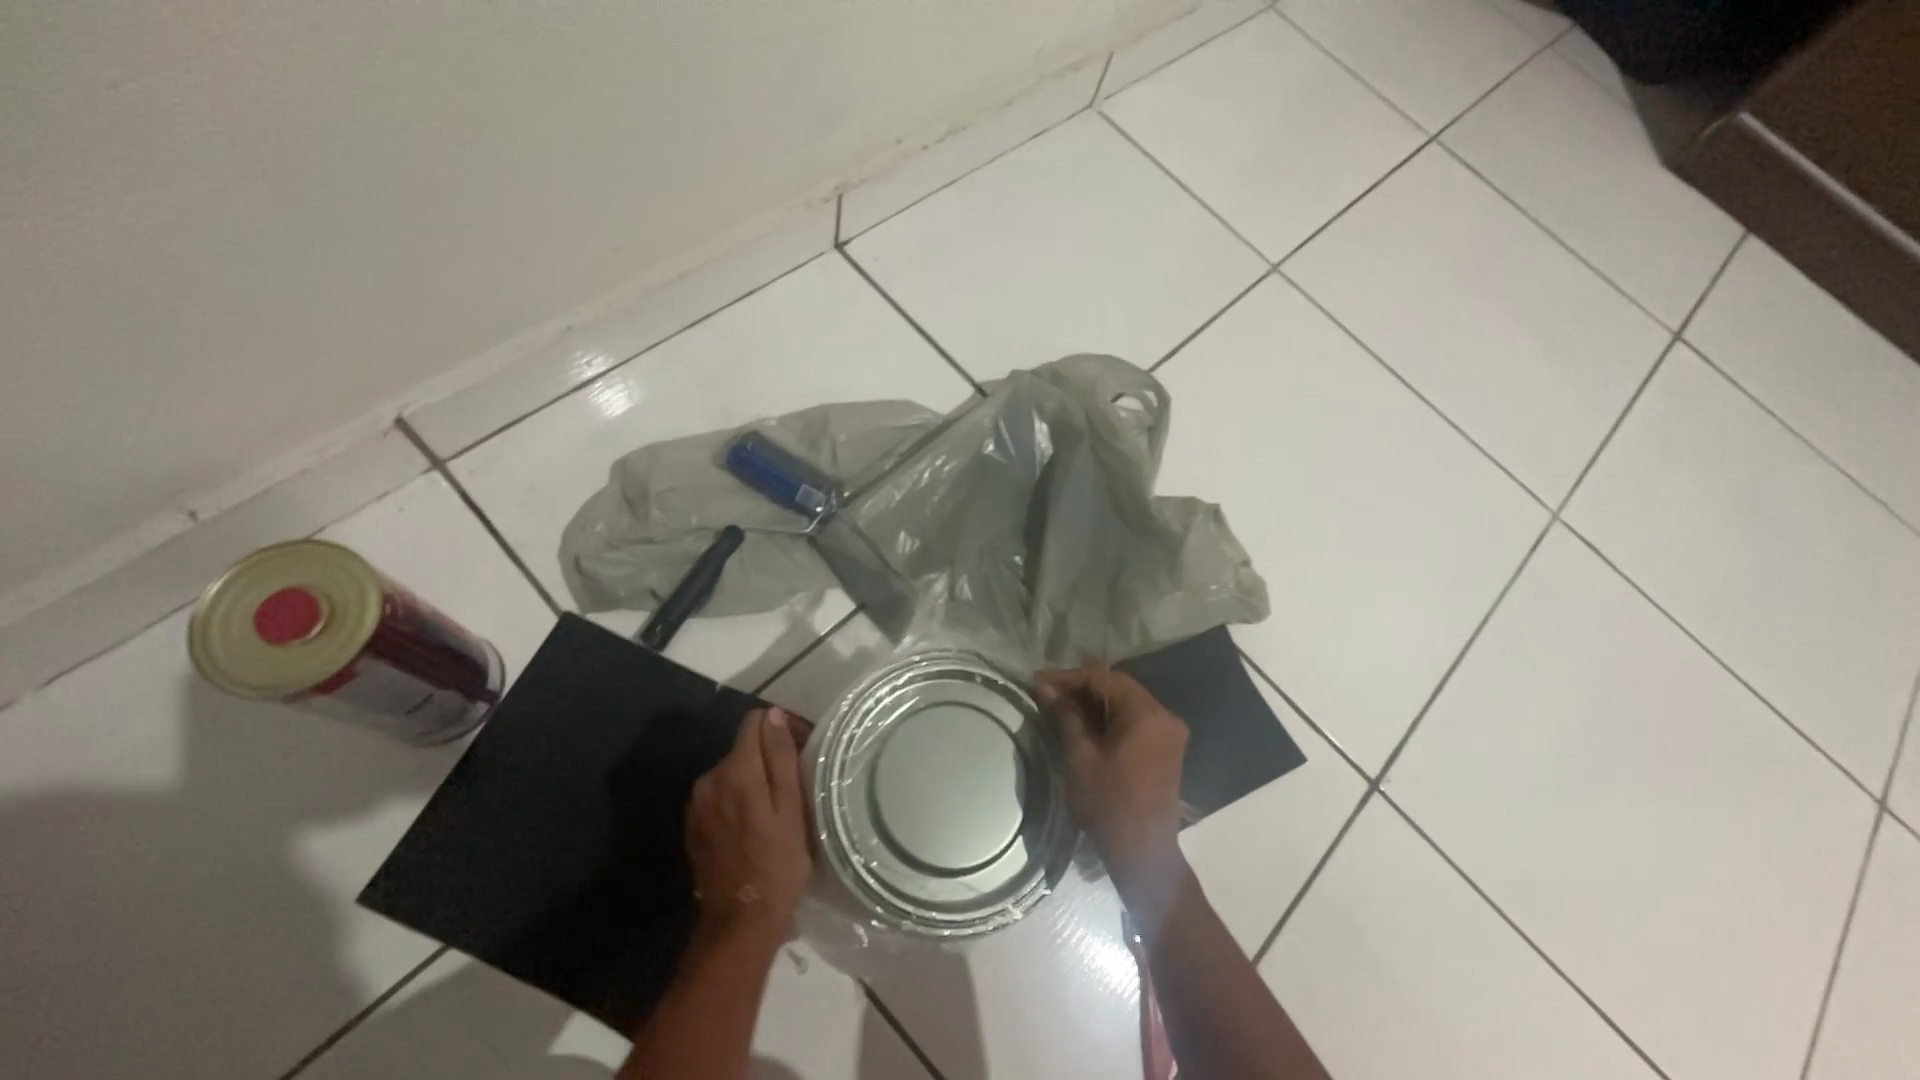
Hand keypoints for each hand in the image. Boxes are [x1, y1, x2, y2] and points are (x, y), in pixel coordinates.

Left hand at [685, 707, 812, 947]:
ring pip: (731, 773)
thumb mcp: (791, 809)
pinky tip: (755, 826)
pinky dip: (738, 800)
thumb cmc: (778, 864)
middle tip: (797, 785)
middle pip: (743, 748)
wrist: (740, 921)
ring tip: (778, 808)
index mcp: (736, 771)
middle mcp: (710, 779)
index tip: (802, 749)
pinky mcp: (693, 824)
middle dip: (768, 757)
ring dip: (753, 780)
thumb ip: (780, 757)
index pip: (755, 722)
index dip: (782, 728)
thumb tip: (773, 715)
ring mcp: (697, 803)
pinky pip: (720, 796)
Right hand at [1034, 666, 1188, 887]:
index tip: (1038, 683)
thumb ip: (1065, 716)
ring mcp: (1168, 734)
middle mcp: (1164, 717)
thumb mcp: (1080, 757)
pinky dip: (1109, 720)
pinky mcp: (1165, 750)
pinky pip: (1134, 722)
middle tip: (1045, 694)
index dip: (1069, 677)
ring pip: (1126, 705)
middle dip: (1081, 689)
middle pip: (1118, 688)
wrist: (1143, 854)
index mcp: (1147, 714)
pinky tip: (1083, 726)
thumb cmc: (1109, 804)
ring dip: (1094, 704)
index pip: (1105, 678)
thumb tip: (1043, 687)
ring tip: (1058, 708)